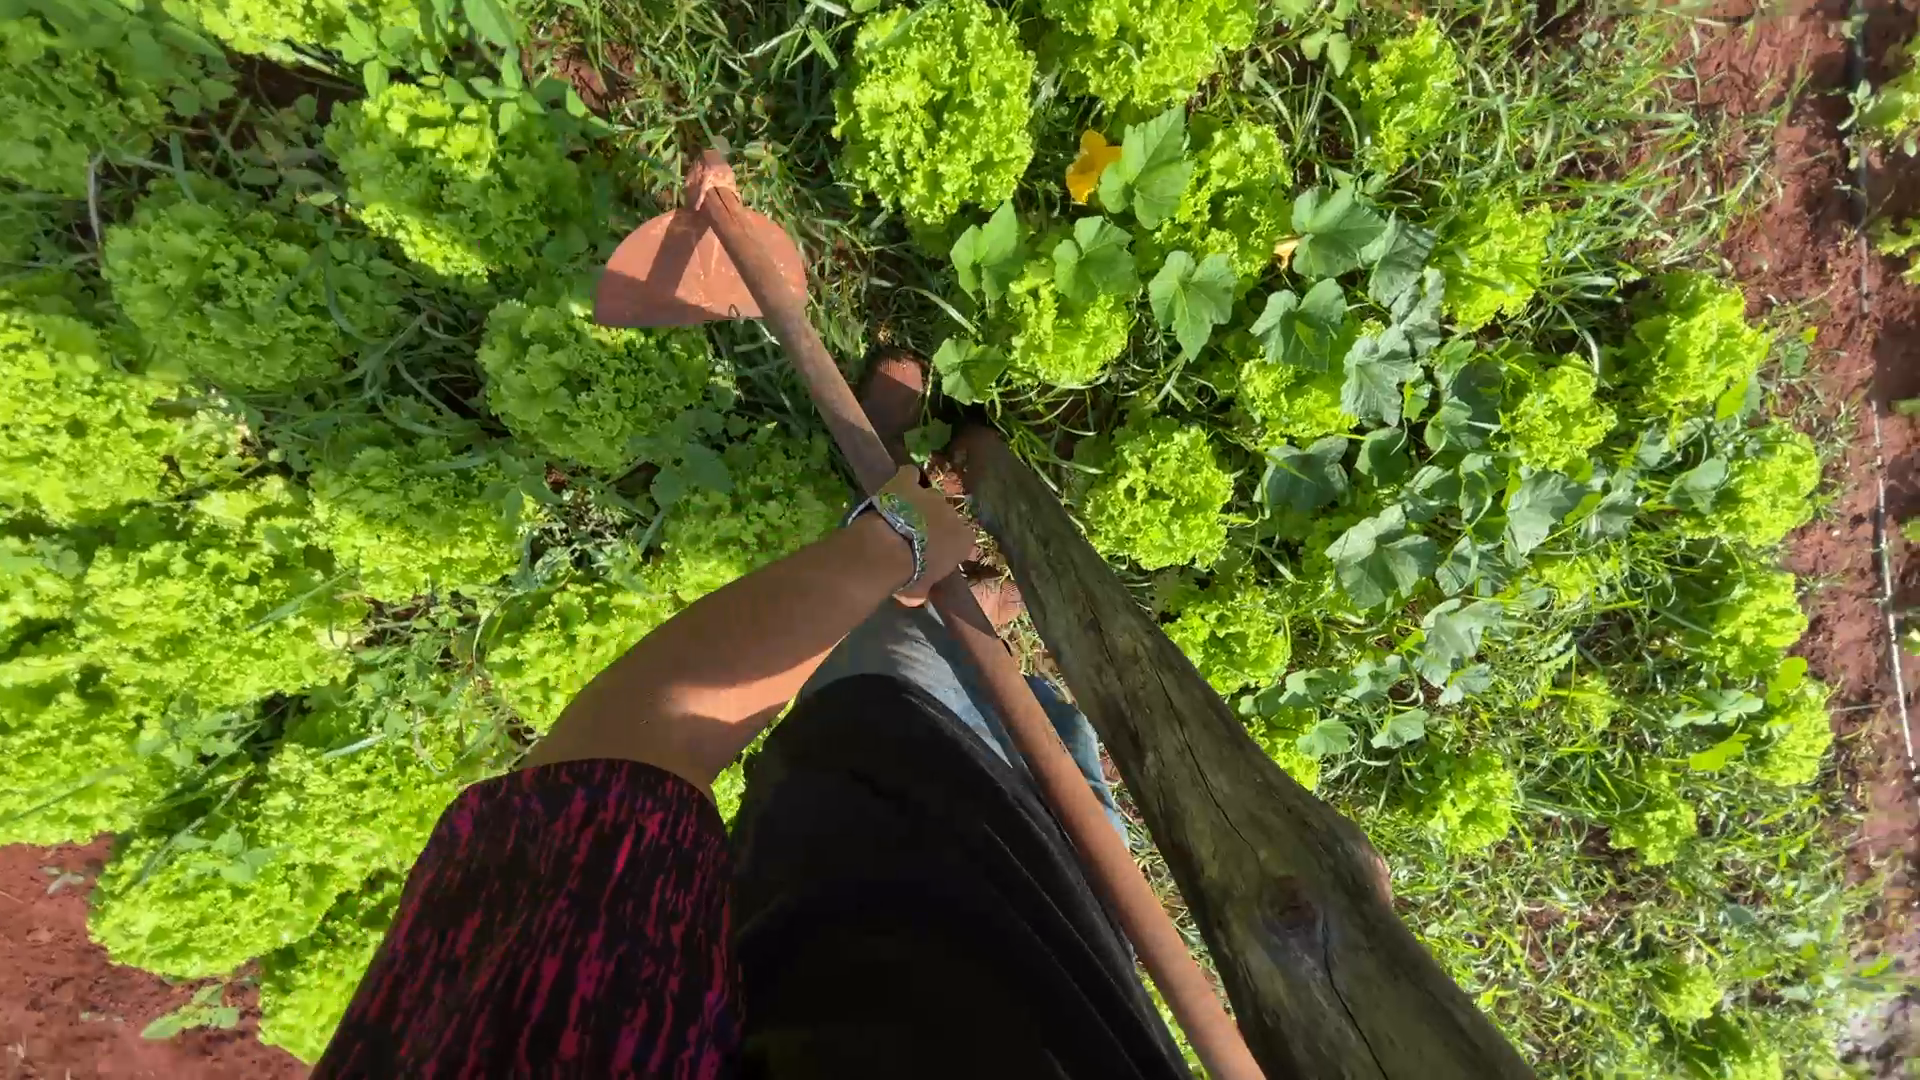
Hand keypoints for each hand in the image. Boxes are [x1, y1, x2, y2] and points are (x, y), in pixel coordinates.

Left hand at [878, 465, 972, 606]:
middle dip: (933, 524)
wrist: (888, 551)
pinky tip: (898, 487)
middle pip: (945, 516)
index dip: (948, 545)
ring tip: (902, 515)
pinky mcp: (907, 483)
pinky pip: (910, 475)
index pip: (963, 541)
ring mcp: (930, 496)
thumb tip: (916, 598)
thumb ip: (923, 588)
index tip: (935, 554)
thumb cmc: (910, 575)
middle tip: (914, 536)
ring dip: (918, 504)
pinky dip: (905, 480)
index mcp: (963, 541)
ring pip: (929, 496)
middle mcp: (952, 514)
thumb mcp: (920, 589)